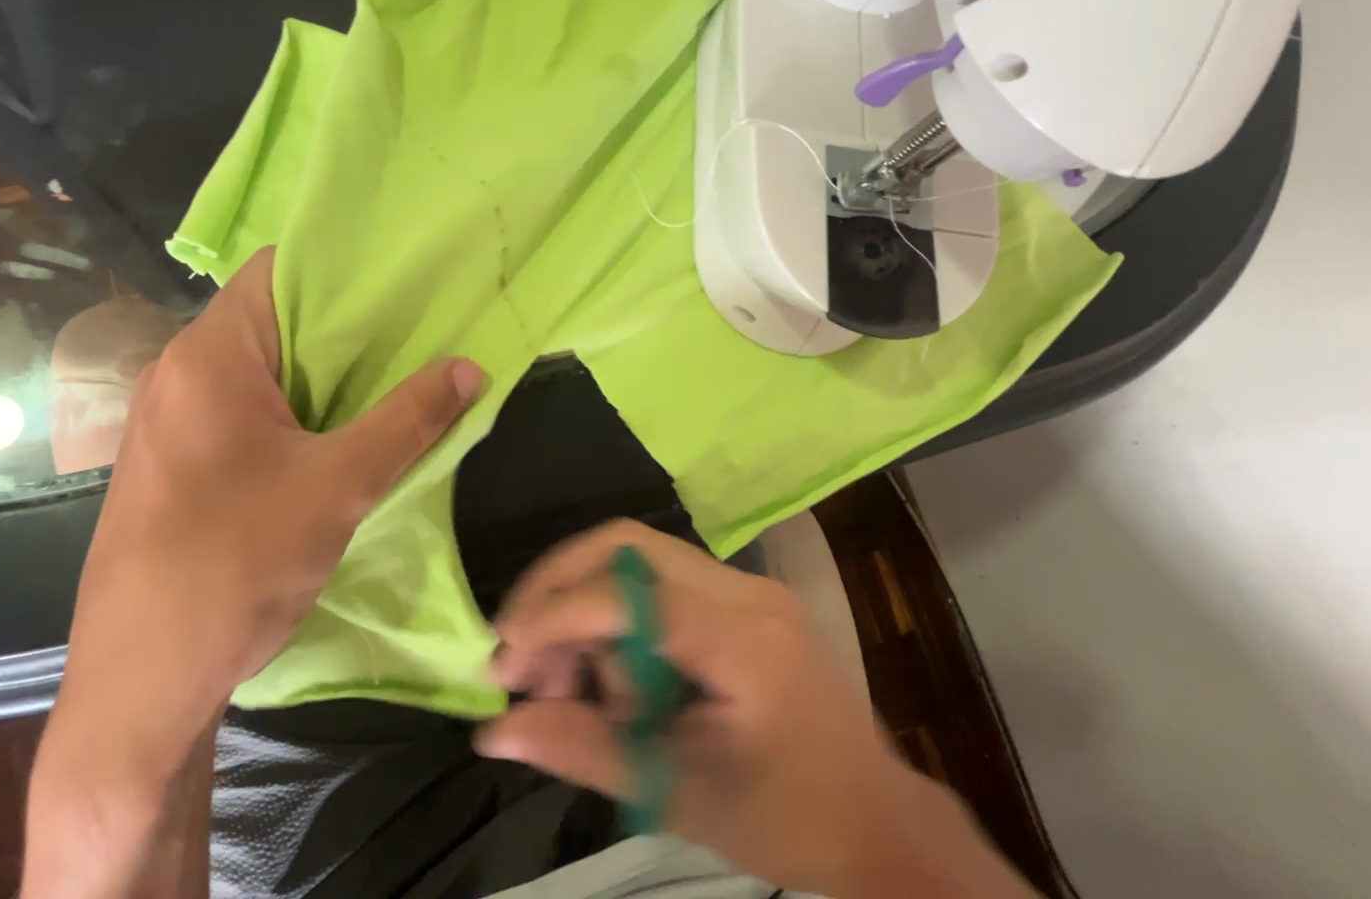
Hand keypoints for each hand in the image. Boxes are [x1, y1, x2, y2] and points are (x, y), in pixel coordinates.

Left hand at [24, 248, 483, 898]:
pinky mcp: (173, 467)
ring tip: (391, 389)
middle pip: (272, 324)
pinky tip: (336, 445)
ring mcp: (168, 424)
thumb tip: (470, 366)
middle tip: (419, 341)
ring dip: (322, 382)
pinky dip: (292, 418)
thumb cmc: (236, 564)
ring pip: (259, 376)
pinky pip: (241, 417)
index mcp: (208, 357)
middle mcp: (177, 375)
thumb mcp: (338, 486)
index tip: (407, 287)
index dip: (344, 272)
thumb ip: (408, 419)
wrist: (142, 680)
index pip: (278, 272)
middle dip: (346, 333)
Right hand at [480, 522, 1034, 898]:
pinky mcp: (741, 604)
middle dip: (556, 588)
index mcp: (745, 640)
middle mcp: (747, 593)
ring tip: (562, 684)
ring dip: (582, 608)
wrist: (877, 824)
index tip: (506, 666)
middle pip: (627, 544)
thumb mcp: (677, 792)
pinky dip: (613, 620)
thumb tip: (493, 732)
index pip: (632, 595)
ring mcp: (748, 591)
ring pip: (635, 560)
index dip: (557, 617)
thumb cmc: (786, 818)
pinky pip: (656, 586)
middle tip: (518, 653)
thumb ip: (583, 749)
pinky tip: (604, 678)